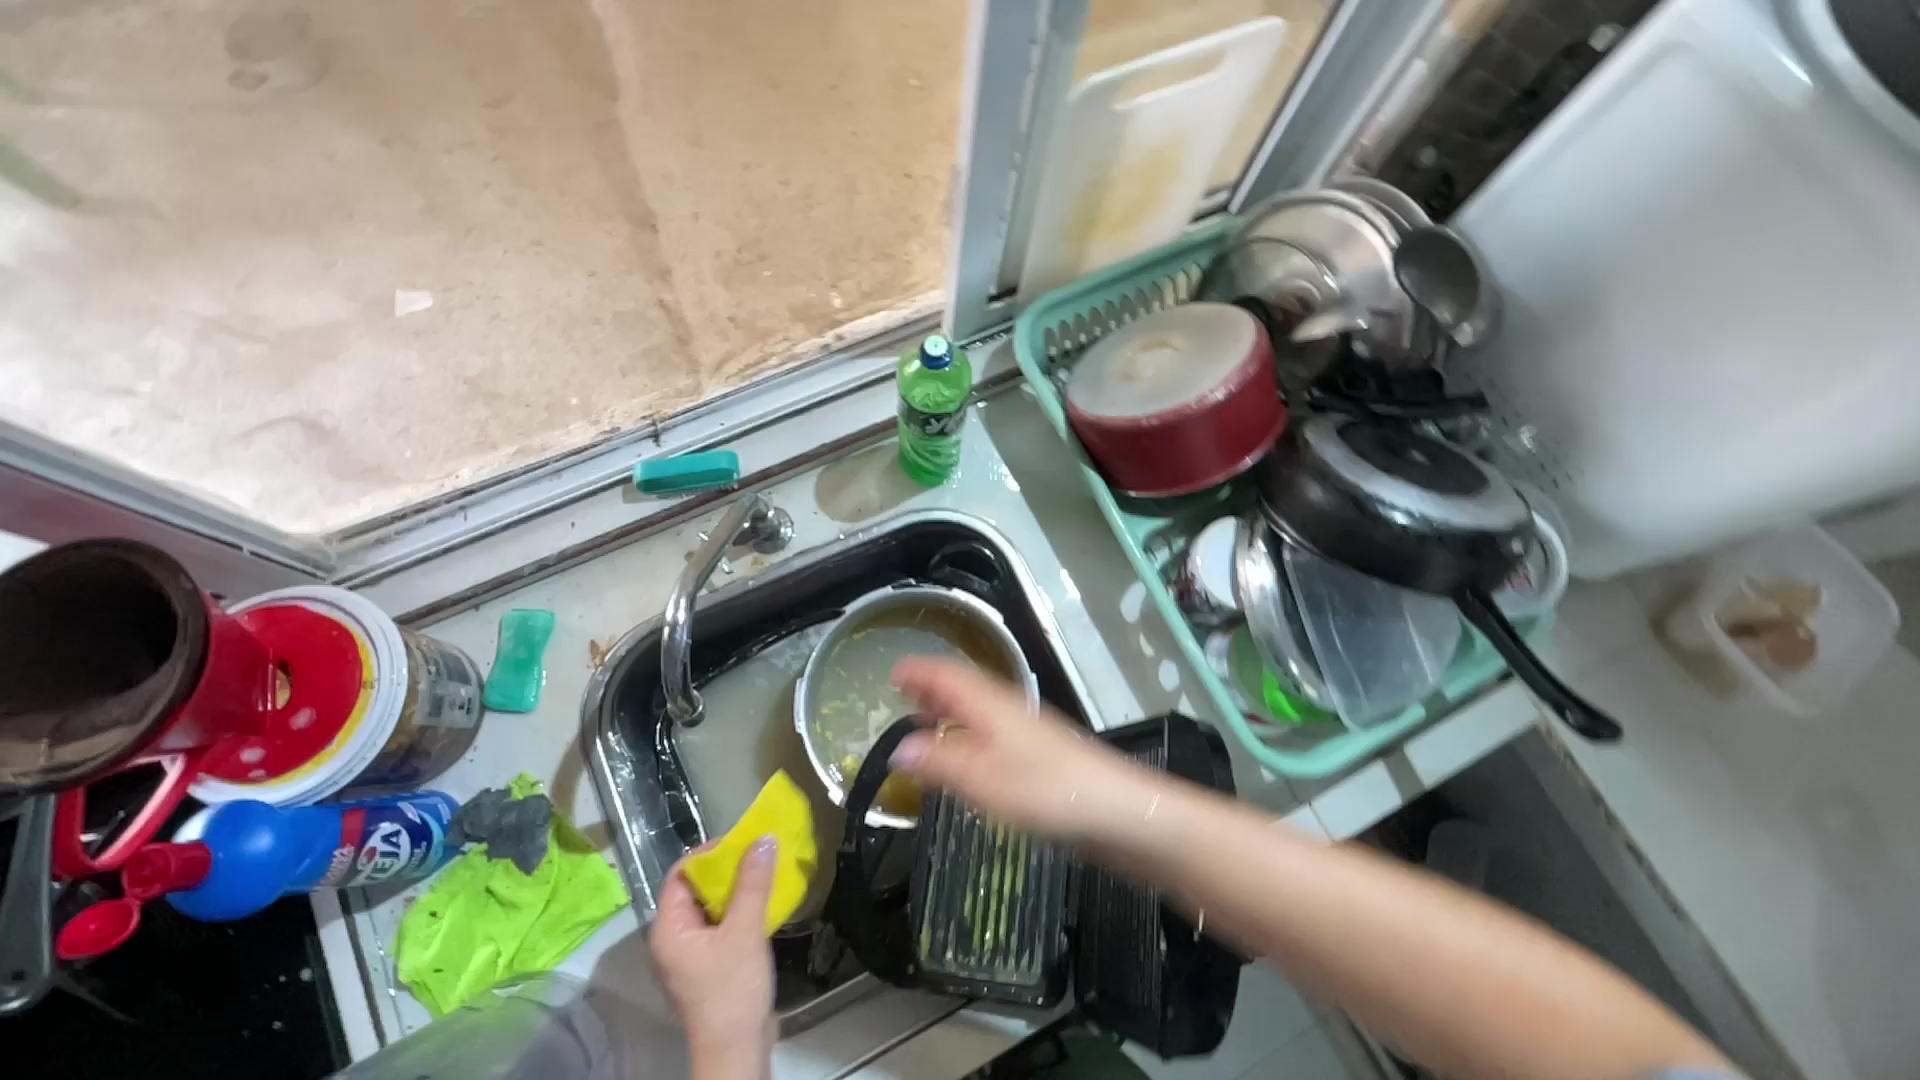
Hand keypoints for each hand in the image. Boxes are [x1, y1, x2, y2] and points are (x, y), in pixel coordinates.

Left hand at [649, 840, 776, 1079]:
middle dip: (727, 870)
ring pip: (711, 910)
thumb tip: (763, 839)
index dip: (708, 854)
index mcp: (668, 929)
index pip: (680, 875)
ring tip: (766, 874)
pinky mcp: (710, 969)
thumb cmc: (732, 989)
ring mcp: (691, 957)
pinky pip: (721, 928)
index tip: (741, 842)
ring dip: (736, 891)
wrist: (737, 1052)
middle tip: (758, 854)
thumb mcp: (745, 930)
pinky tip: (765, 906)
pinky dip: (740, 913)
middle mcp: (673, 940)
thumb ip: (753, 882)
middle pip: (695, 891)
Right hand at [888, 656, 1156, 840]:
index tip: (892, 673)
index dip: (919, 672)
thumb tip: (897, 749)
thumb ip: (940, 762)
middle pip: (965, 688)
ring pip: (980, 712)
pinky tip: (969, 763)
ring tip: (927, 726)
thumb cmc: (1051, 790)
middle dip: (932, 691)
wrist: (1119, 811)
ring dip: (950, 713)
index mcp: (993, 706)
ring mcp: (1027, 733)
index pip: (949, 675)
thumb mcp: (984, 779)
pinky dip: (970, 737)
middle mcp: (1009, 711)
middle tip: (903, 700)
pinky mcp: (1041, 759)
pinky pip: (993, 736)